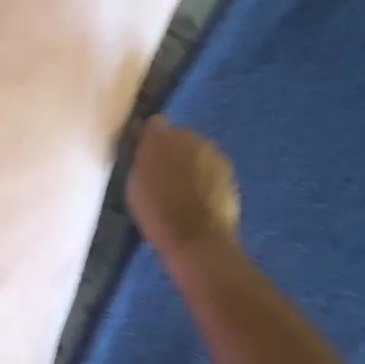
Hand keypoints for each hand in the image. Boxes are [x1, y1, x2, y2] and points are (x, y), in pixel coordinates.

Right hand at [126, 115, 240, 252]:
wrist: (198, 239)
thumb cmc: (158, 214)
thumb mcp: (135, 187)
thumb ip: (140, 161)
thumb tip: (143, 146)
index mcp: (162, 139)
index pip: (154, 124)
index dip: (148, 139)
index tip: (142, 157)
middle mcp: (191, 137)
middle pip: (178, 137)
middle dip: (171, 152)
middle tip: (162, 178)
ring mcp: (214, 154)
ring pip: (196, 153)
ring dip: (189, 165)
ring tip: (181, 193)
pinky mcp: (230, 172)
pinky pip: (210, 170)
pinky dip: (204, 179)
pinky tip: (198, 200)